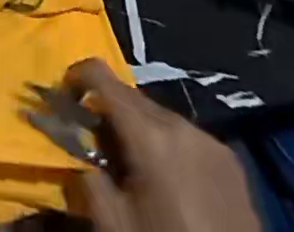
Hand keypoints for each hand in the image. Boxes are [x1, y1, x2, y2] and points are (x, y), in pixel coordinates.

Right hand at [66, 58, 258, 231]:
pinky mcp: (230, 159)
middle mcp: (181, 125)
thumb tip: (76, 150)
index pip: (104, 80)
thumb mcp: (114, 226)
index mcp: (150, 137)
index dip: (78, 75)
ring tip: (130, 163)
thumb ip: (87, 180)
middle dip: (106, 107)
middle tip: (91, 136)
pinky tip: (167, 179)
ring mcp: (210, 140)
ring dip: (138, 126)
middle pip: (132, 96)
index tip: (63, 91)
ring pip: (160, 115)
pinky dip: (166, 143)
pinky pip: (186, 136)